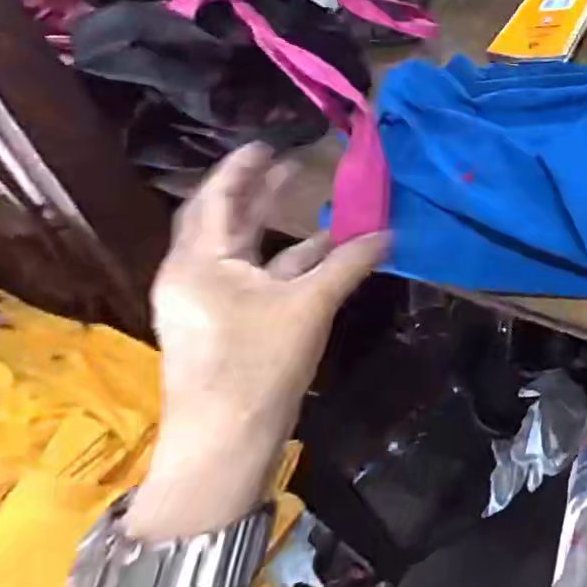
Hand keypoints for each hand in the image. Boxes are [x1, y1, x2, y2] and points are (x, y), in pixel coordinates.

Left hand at [125, 143, 389, 539]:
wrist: (225, 442)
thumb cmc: (256, 363)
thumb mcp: (309, 305)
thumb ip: (349, 261)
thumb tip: (389, 231)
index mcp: (199, 264)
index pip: (214, 201)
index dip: (240, 170)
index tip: (266, 143)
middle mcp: (198, 275)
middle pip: (227, 220)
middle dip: (258, 190)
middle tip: (291, 160)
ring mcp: (214, 301)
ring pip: (249, 248)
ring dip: (281, 222)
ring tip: (314, 194)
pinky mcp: (233, 321)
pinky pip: (264, 273)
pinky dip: (294, 256)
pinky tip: (329, 247)